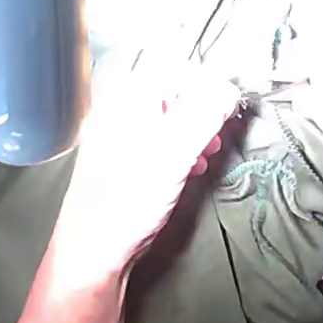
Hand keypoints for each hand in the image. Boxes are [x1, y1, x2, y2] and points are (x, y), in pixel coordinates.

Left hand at [45, 72, 239, 289]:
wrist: (91, 252)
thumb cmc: (130, 199)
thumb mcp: (177, 151)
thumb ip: (207, 114)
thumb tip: (230, 91)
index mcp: (126, 97)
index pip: (177, 70)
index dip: (209, 86)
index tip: (230, 107)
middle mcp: (117, 107)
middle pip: (173, 92)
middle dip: (203, 111)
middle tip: (220, 133)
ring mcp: (116, 132)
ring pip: (168, 117)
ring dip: (194, 131)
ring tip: (208, 152)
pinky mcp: (119, 157)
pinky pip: (157, 138)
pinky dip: (178, 148)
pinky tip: (190, 166)